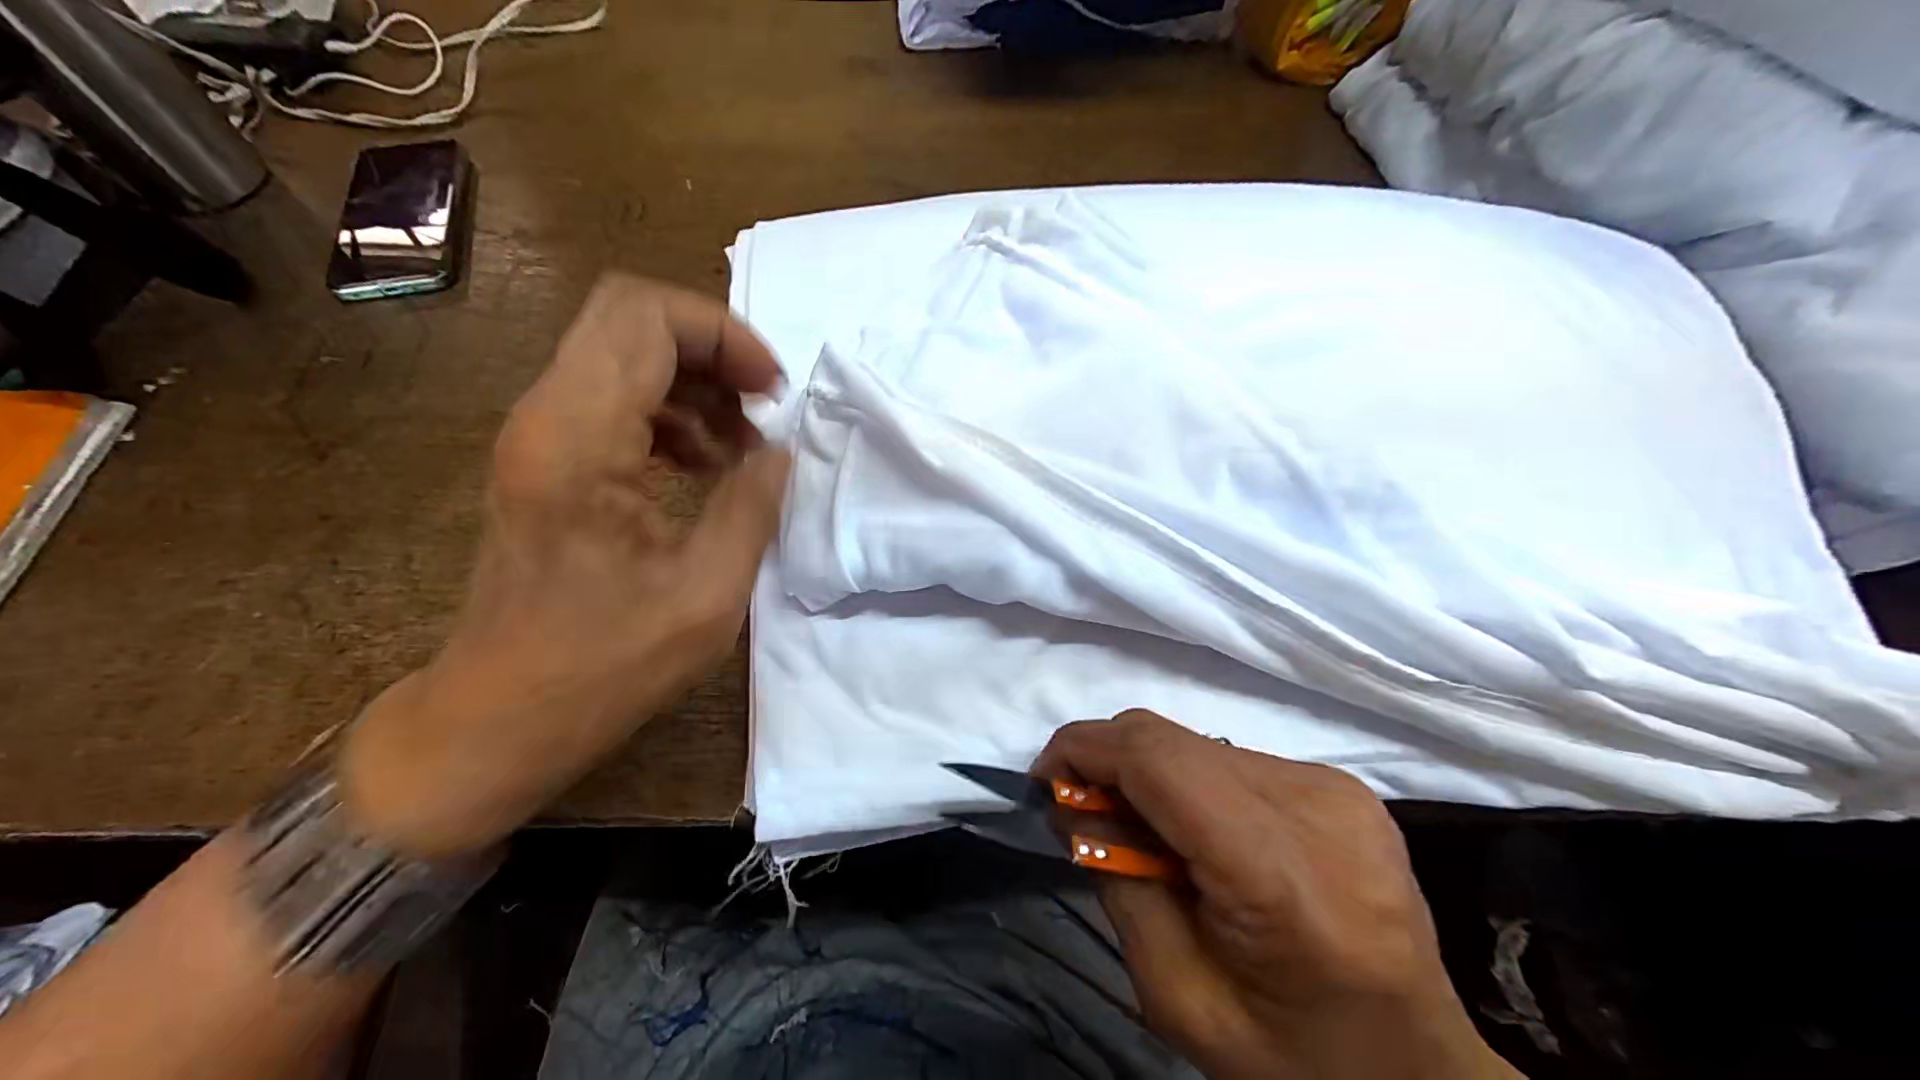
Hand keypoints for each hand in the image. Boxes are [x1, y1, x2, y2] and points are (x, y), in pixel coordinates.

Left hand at [337, 273, 790, 856]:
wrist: (498, 717)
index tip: (773, 392)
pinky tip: (703, 467)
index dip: (723, 334)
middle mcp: (545, 416)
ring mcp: (537, 435)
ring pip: (622, 353)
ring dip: (694, 384)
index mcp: (579, 439)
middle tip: (764, 409)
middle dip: (713, 350)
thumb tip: (780, 453)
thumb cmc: (601, 667)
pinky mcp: (543, 459)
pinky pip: (612, 397)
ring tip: (740, 450)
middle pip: (631, 318)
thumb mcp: (705, 596)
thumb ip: (752, 507)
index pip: (645, 315)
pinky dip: (668, 413)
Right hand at [1037, 710, 1519, 1079]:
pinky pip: (1233, 759)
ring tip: (1145, 835)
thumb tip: (1076, 806)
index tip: (1043, 778)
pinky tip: (1198, 835)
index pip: (1157, 760)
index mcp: (1279, 872)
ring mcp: (1337, 788)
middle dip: (1108, 761)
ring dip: (1150, 774)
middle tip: (1082, 812)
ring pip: (1198, 743)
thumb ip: (1118, 883)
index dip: (1085, 749)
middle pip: (1172, 739)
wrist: (1418, 1074)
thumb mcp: (1177, 995)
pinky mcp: (1344, 786)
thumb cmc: (1292, 1057)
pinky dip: (1192, 782)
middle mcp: (1314, 804)